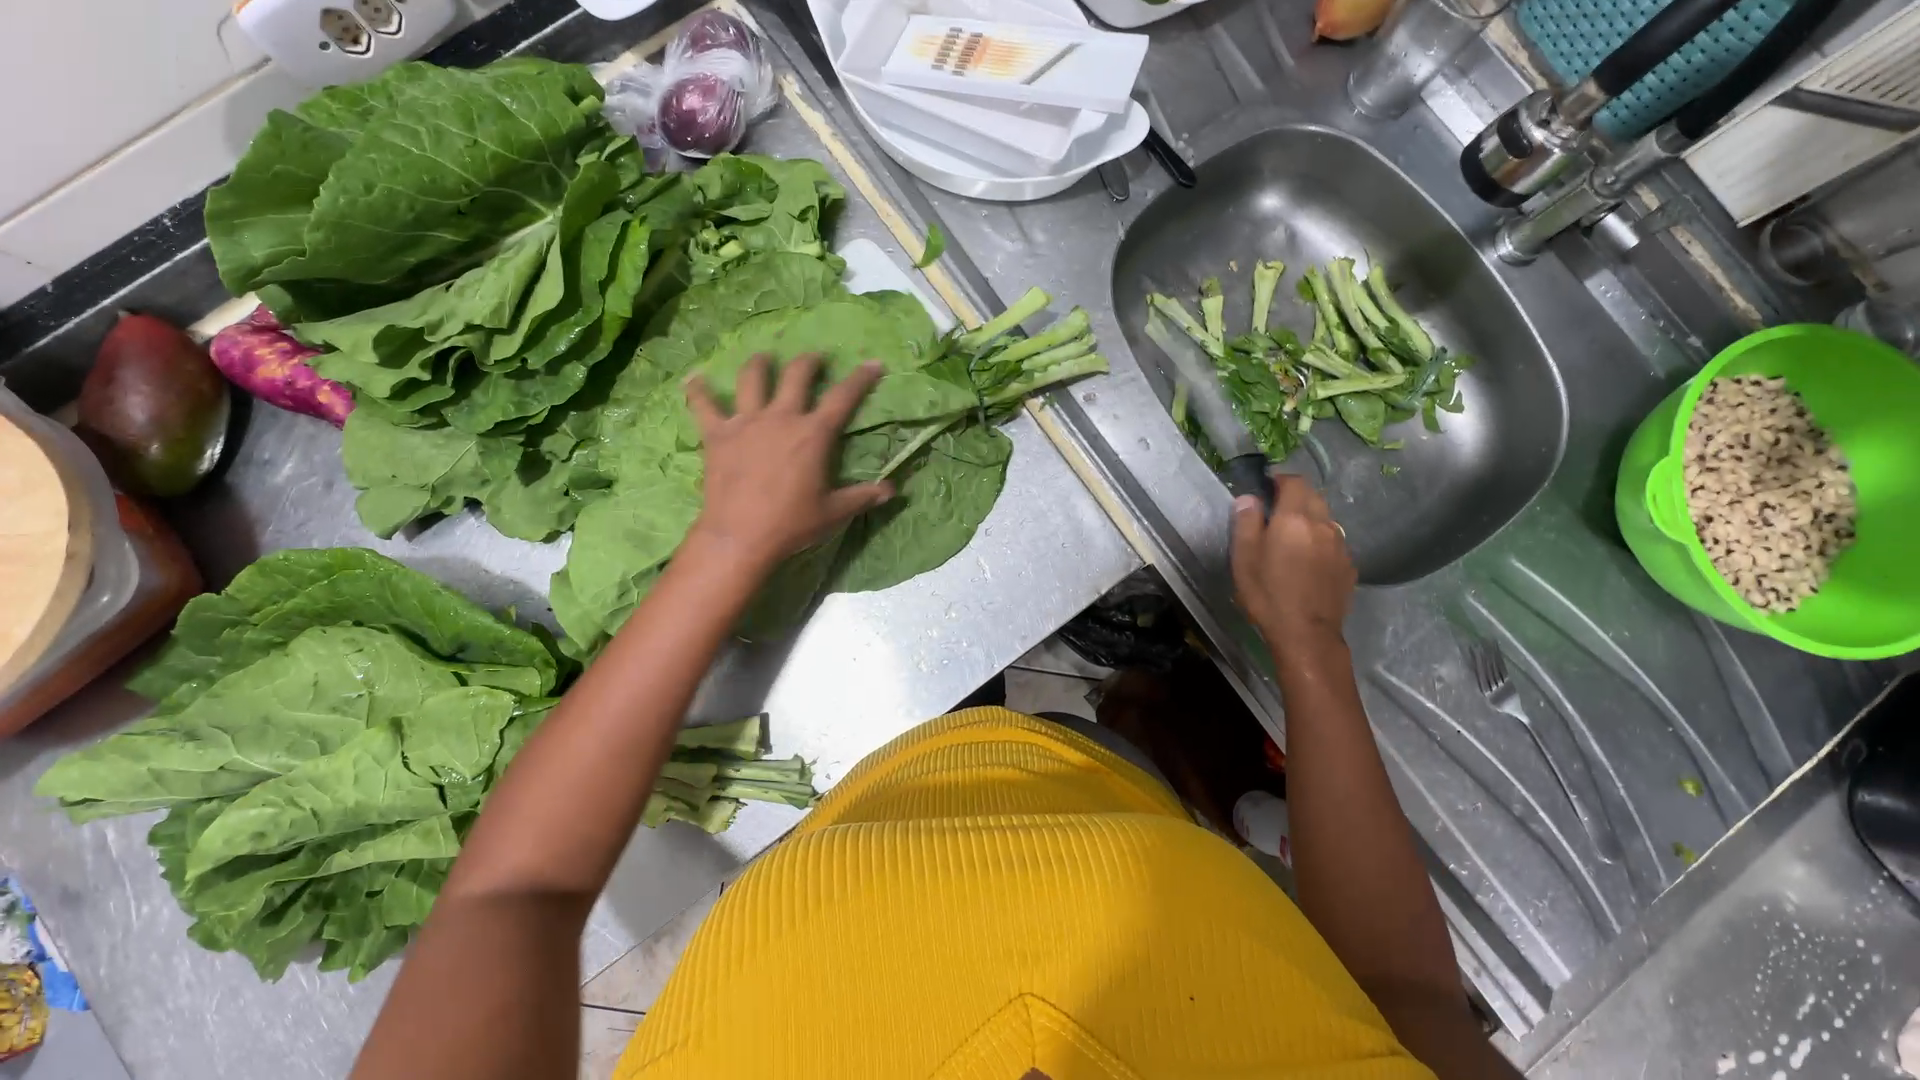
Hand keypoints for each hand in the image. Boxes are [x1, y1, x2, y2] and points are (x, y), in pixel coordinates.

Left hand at [684, 353, 892, 570]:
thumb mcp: (834, 512)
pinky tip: (694, 378)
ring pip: (752, 379)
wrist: (740, 536)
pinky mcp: (717, 434)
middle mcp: (781, 418)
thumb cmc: (791, 524)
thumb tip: (892, 490)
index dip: (861, 378)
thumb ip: (863, 497)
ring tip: (763, 359)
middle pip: (796, 375)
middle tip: (813, 359)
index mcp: (813, 434)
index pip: (843, 398)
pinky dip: (698, 390)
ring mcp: (746, 422)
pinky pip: (703, 405)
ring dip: (759, 364)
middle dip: (808, 362)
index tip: (873, 364)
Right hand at [1230, 474, 1355, 654]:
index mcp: (1295, 518)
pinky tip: (1308, 563)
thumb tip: (1249, 498)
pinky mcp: (1348, 567)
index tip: (1267, 487)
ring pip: (1326, 520)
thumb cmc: (1268, 594)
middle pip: (1313, 497)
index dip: (1280, 480)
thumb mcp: (1244, 558)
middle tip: (1276, 512)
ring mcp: (1340, 546)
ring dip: (1310, 520)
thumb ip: (1246, 522)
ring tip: (1292, 539)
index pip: (1294, 482)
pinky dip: (1320, 543)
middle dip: (1296, 497)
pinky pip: (1333, 543)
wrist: (1306, 634)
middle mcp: (1323, 525)